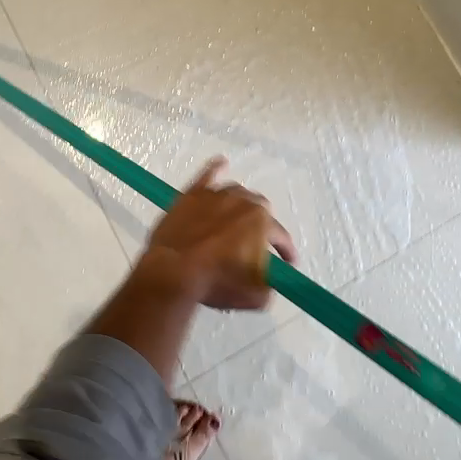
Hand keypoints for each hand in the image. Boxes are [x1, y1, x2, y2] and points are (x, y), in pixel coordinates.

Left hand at [143, 156, 297, 310]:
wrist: (172, 271)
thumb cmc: (215, 282)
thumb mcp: (254, 295)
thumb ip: (267, 285)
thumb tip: (266, 282)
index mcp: (260, 220)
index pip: (280, 235)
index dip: (286, 250)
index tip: (288, 263)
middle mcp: (241, 200)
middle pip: (258, 208)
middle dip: (261, 226)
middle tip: (255, 245)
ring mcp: (215, 194)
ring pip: (235, 193)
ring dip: (240, 206)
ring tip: (236, 221)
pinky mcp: (192, 193)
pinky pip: (207, 174)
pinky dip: (216, 168)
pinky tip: (221, 164)